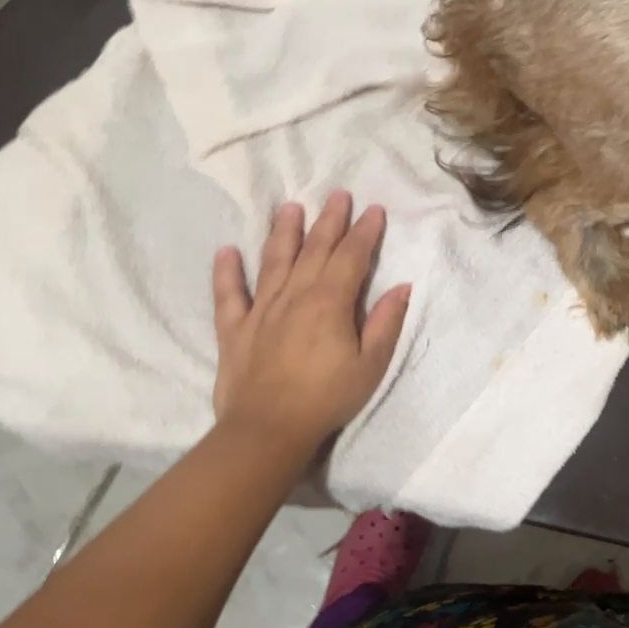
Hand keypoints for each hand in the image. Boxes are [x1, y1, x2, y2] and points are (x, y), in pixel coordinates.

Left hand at [210, 191, 410, 453]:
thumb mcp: (371, 363)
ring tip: (290, 207)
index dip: (365, 232)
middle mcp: (295, 296)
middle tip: (338, 194)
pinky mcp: (235, 330)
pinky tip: (226, 252)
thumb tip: (402, 287)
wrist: (265, 432)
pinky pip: (228, 295)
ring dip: (283, 233)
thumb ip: (385, 322)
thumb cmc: (327, 397)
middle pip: (315, 250)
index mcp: (330, 302)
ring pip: (274, 262)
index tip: (374, 210)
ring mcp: (261, 311)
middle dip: (330, 221)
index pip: (352, 257)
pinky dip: (226, 272)